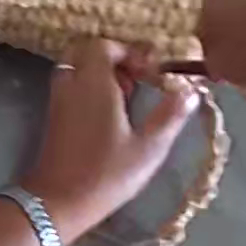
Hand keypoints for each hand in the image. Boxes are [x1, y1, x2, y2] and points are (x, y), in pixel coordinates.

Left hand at [20, 38, 199, 244]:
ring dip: (102, 75)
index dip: (128, 51)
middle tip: (138, 82)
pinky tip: (110, 116)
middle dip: (114, 59)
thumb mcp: (149, 147)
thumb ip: (170, 114)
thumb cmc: (106, 174)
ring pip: (77, 69)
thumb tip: (191, 90)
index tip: (150, 73)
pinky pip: (71, 86)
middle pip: (86, 52)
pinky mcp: (54, 116)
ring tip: (128, 100)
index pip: (102, 45)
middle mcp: (70, 85)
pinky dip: (90, 89)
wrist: (58, 200)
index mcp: (92, 84)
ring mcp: (57, 100)